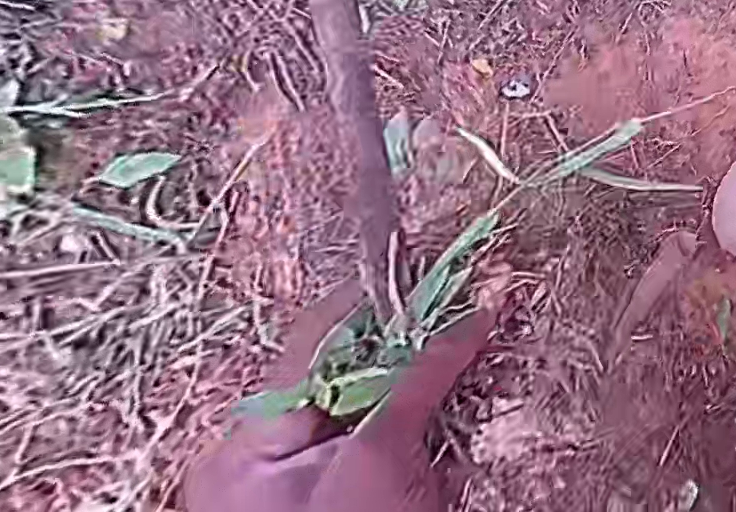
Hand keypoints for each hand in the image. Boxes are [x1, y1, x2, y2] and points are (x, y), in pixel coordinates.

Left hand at [185, 281, 500, 511]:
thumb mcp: (382, 455)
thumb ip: (426, 371)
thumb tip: (484, 306)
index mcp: (251, 437)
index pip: (321, 333)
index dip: (384, 293)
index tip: (442, 264)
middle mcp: (273, 440)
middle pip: (356, 354)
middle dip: (419, 324)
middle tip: (473, 293)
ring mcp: (314, 460)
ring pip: (381, 381)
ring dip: (432, 359)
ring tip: (474, 330)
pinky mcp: (354, 473)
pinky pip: (394, 413)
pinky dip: (432, 396)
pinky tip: (459, 386)